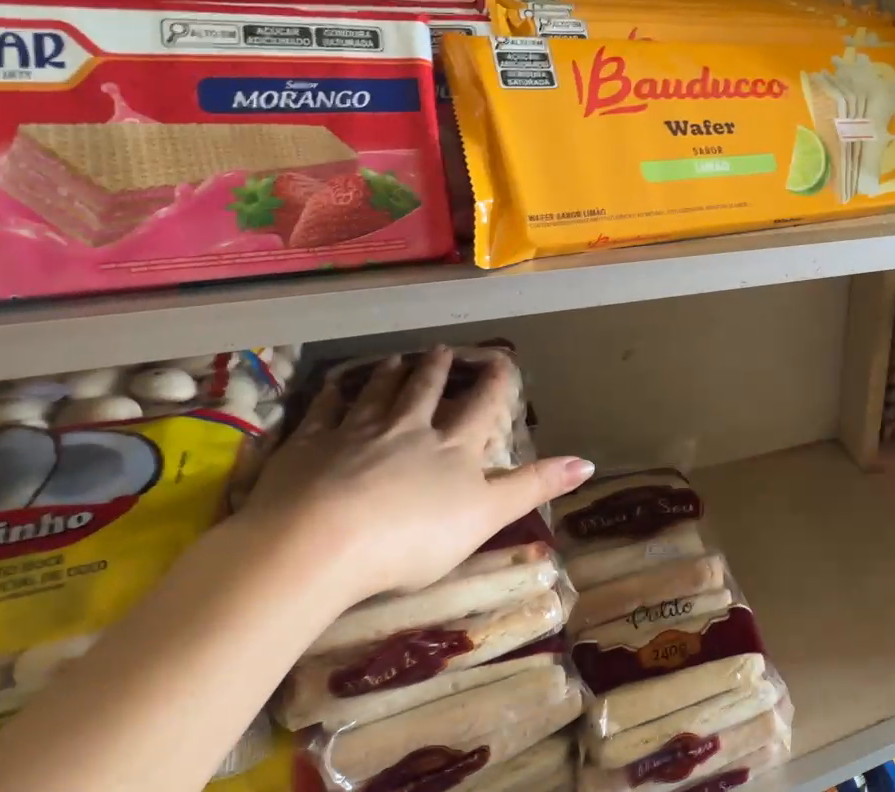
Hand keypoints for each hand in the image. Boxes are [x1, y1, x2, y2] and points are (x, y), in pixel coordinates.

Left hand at [239, 346, 593, 606]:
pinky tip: (332, 388)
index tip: (502, 360)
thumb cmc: (414, 536)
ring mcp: (353, 435)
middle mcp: (406, 430)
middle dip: (436, 371)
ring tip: (394, 359)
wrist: (319, 543)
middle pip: (424, 392)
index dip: (494, 384)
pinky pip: (322, 414)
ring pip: (375, 396)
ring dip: (387, 376)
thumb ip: (534, 486)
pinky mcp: (305, 449)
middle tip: (440, 349)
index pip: (481, 407)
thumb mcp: (487, 515)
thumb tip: (589, 462)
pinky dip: (330, 398)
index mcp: (452, 447)